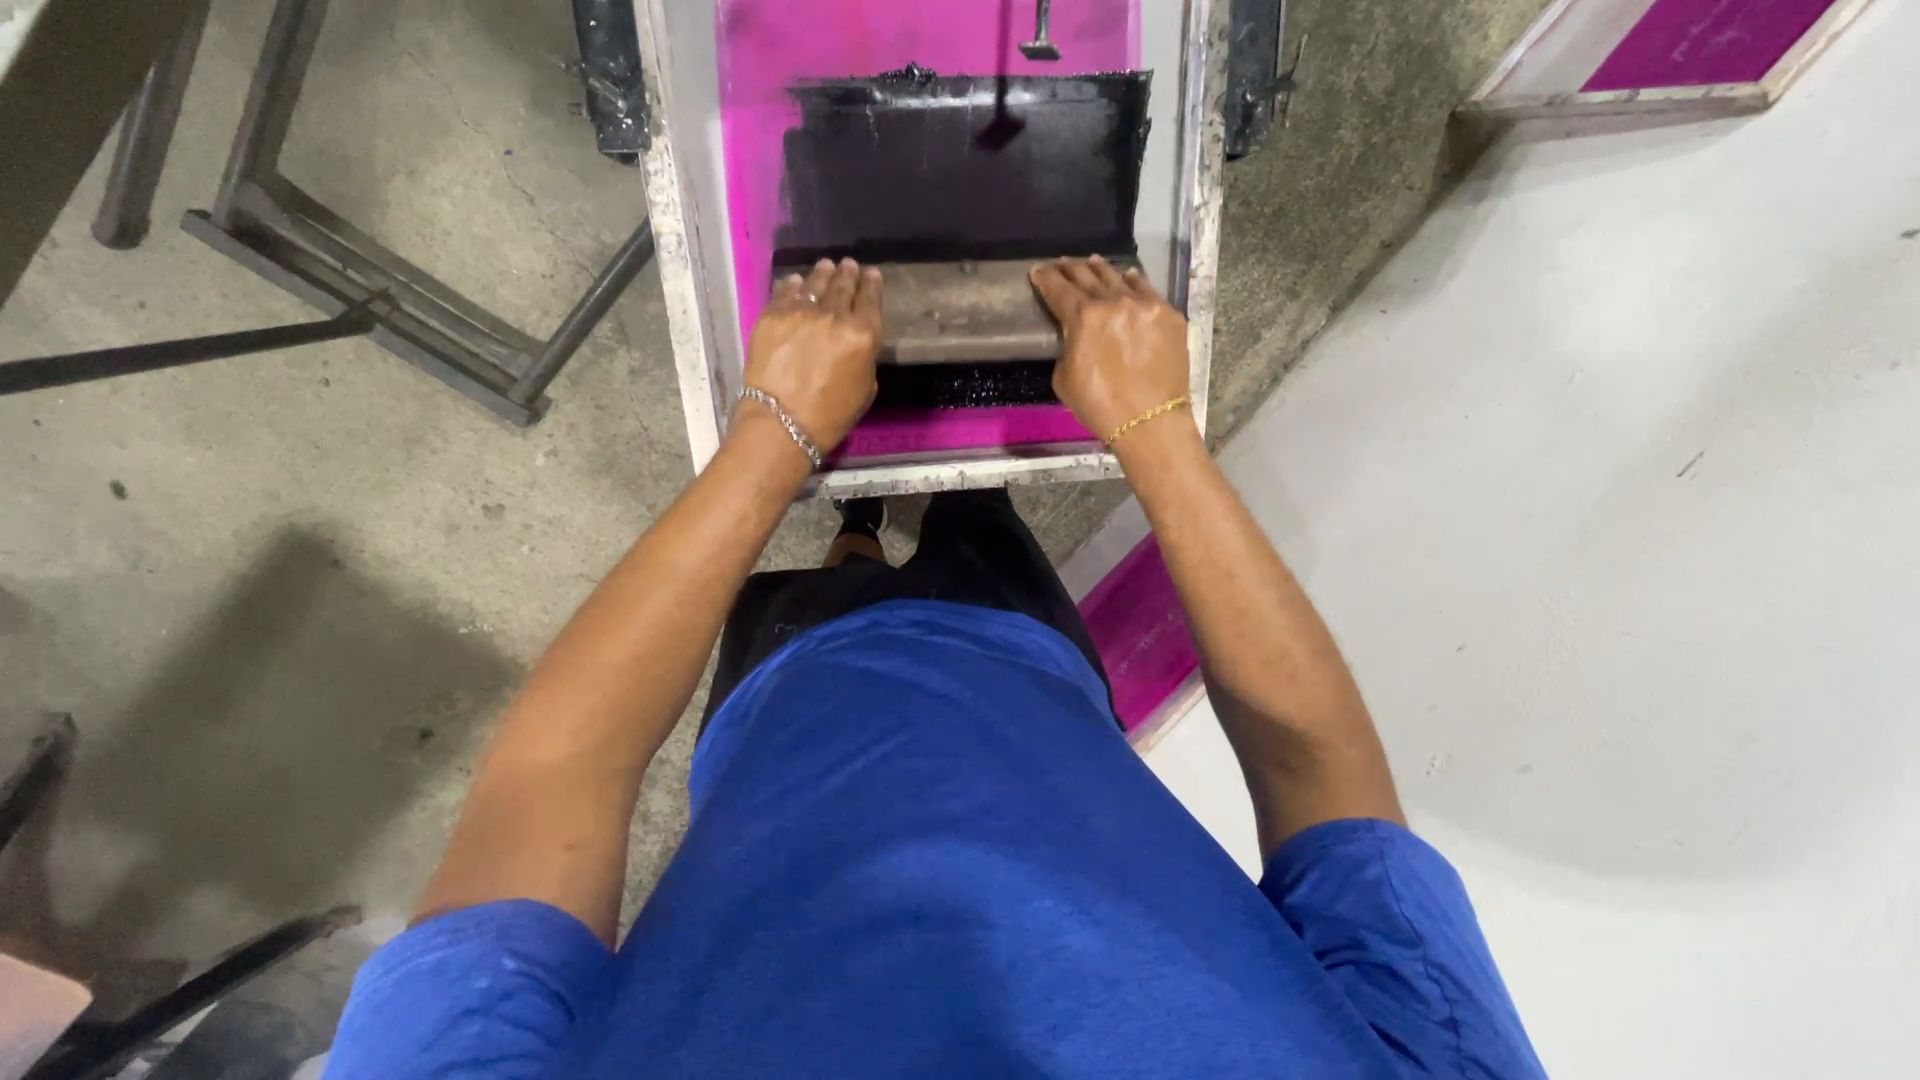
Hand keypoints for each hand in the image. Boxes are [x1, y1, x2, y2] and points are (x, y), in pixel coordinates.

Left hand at [741, 258, 882, 451]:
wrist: (781, 422)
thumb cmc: (830, 416)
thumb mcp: (865, 389)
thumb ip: (864, 357)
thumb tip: (855, 341)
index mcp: (863, 335)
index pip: (871, 300)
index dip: (872, 285)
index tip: (871, 274)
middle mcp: (835, 315)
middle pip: (844, 286)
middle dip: (848, 274)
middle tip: (848, 266)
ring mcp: (801, 312)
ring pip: (816, 282)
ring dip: (824, 273)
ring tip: (826, 266)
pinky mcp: (773, 314)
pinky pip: (786, 291)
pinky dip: (795, 284)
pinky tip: (797, 282)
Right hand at [1030, 255, 1191, 443]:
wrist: (1150, 421)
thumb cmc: (1100, 406)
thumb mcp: (1064, 378)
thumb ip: (1068, 346)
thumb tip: (1076, 336)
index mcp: (1083, 317)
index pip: (1058, 289)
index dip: (1045, 278)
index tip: (1038, 271)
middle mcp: (1114, 302)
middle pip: (1088, 277)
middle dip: (1071, 269)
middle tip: (1063, 263)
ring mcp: (1145, 305)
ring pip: (1118, 277)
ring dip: (1101, 270)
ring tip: (1092, 262)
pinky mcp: (1169, 315)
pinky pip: (1147, 289)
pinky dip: (1133, 281)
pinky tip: (1128, 276)